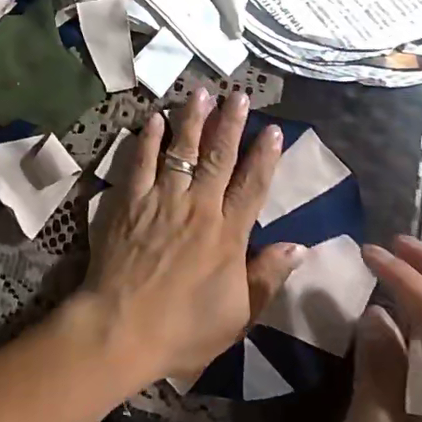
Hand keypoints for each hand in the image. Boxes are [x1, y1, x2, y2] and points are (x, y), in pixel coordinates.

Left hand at [75, 90, 302, 389]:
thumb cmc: (183, 329)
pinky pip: (140, 163)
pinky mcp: (126, 203)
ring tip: (200, 93)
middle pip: (218, 158)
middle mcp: (196, 209)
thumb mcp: (239, 314)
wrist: (121, 325)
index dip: (265, 157)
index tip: (274, 129)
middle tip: (238, 95)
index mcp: (228, 236)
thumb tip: (299, 246)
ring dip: (191, 121)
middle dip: (230, 124)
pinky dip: (147, 139)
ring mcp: (159, 201)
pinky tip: (154, 119)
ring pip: (180, 152)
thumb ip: (266, 276)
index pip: (253, 186)